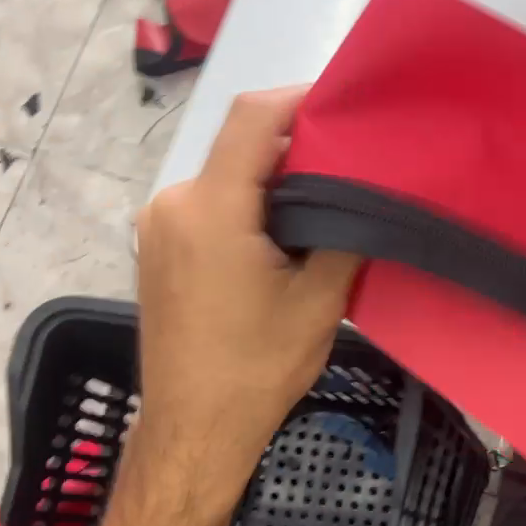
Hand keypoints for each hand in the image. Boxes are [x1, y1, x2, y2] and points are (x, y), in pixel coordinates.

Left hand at [131, 86, 362, 504]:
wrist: (196, 426)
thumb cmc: (258, 368)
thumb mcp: (319, 302)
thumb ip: (342, 234)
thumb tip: (366, 193)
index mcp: (211, 208)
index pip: (252, 120)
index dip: (298, 99)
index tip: (345, 103)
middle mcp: (173, 203)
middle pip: (239, 151)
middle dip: (295, 153)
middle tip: (353, 169)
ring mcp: (158, 227)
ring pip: (227, 182)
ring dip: (273, 187)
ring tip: (326, 210)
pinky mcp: (159, 250)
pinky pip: (211, 209)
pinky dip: (249, 210)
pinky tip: (285, 240)